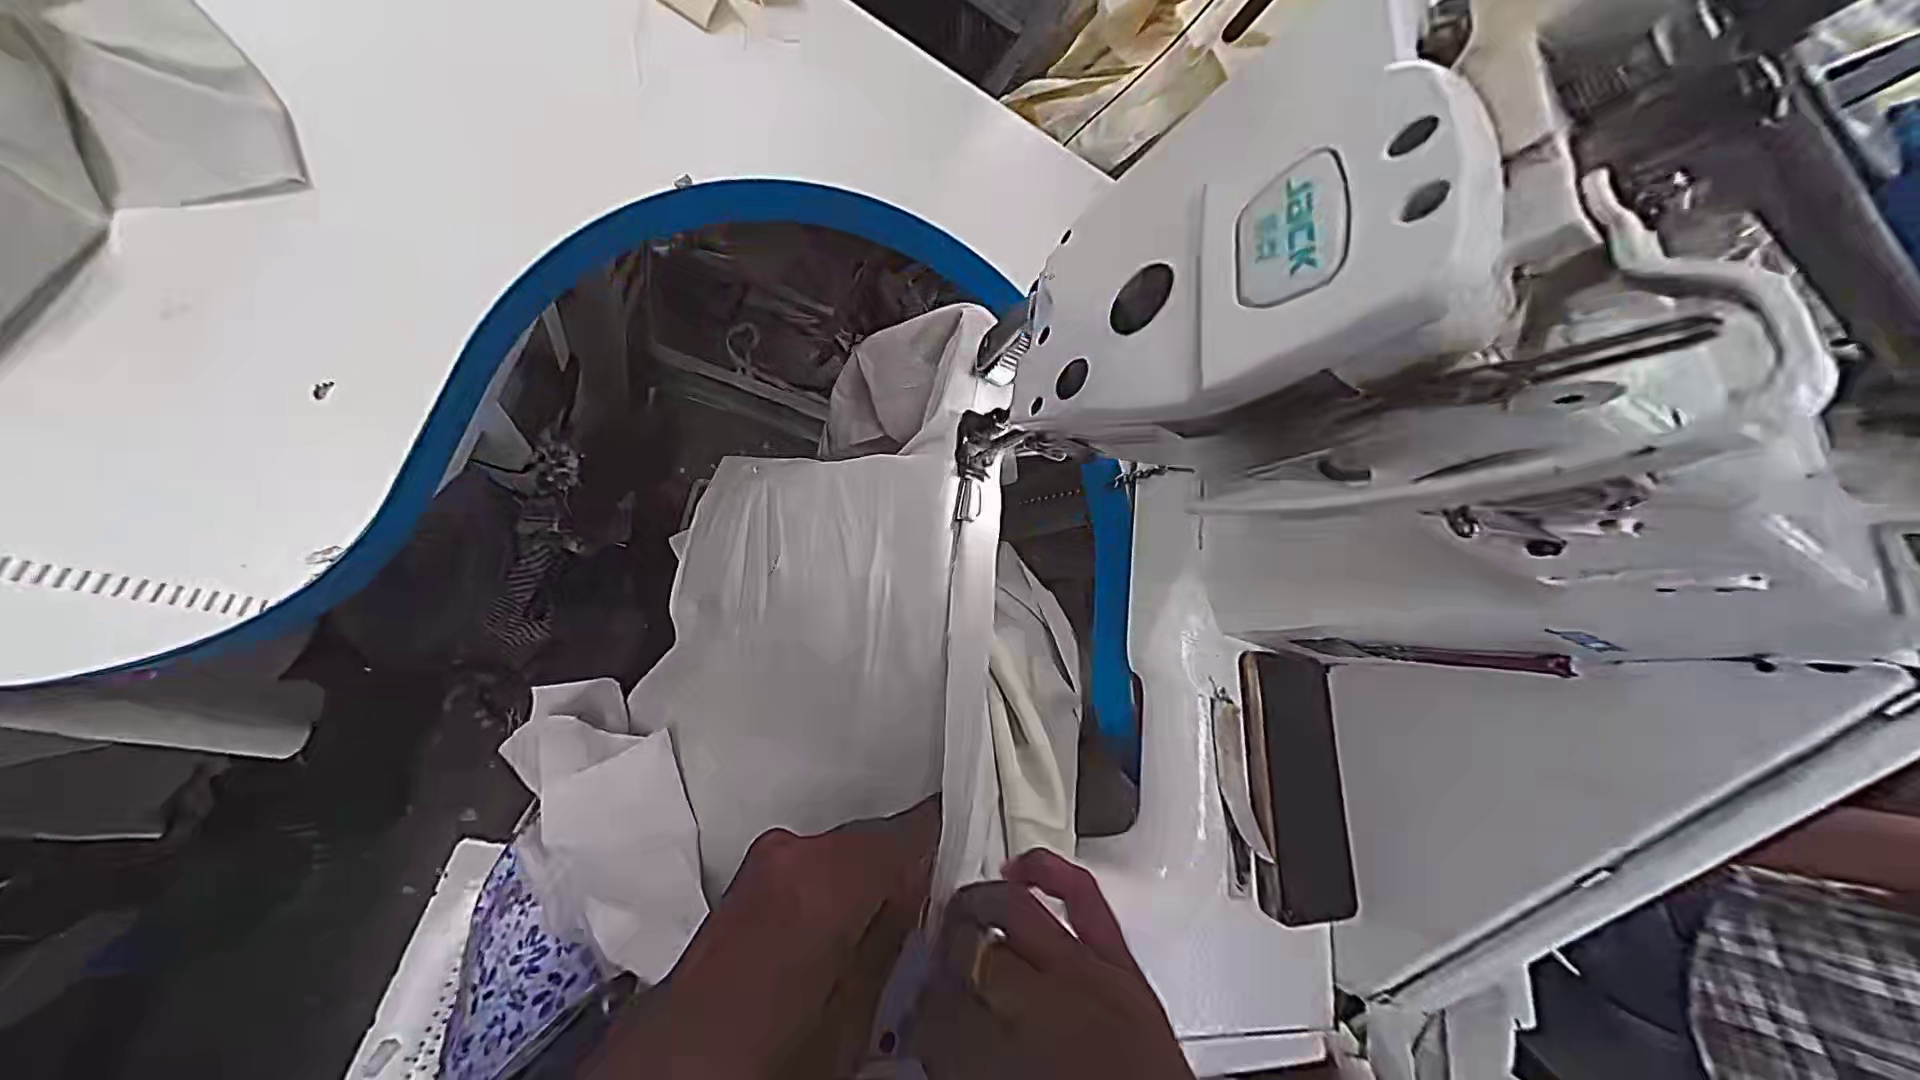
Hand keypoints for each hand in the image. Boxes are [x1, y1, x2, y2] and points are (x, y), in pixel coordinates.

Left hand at [586, 798, 938, 1079]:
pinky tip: (840, 931)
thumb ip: (894, 933)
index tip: (970, 852)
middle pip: (878, 839)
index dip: (947, 839)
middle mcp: (795, 849)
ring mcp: (768, 857)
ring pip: (846, 850)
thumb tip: (923, 884)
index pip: (913, 829)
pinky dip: (836, 884)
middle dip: (906, 869)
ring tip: (883, 931)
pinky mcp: (750, 874)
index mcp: (828, 875)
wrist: (672, 1072)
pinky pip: (815, 862)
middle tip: (930, 913)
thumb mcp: (855, 1012)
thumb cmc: (768, 1055)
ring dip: (869, 878)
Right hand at [912, 849, 1192, 1079]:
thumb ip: (967, 1062)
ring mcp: (1083, 975)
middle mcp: (1039, 1005)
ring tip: (965, 907)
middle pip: (972, 952)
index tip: (919, 1007)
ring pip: (1014, 911)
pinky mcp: (1120, 963)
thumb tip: (939, 1038)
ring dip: (980, 904)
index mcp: (1003, 1057)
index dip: (923, 1005)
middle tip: (937, 957)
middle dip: (945, 951)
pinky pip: (1082, 896)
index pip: (939, 1010)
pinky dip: (1050, 870)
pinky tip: (1025, 867)